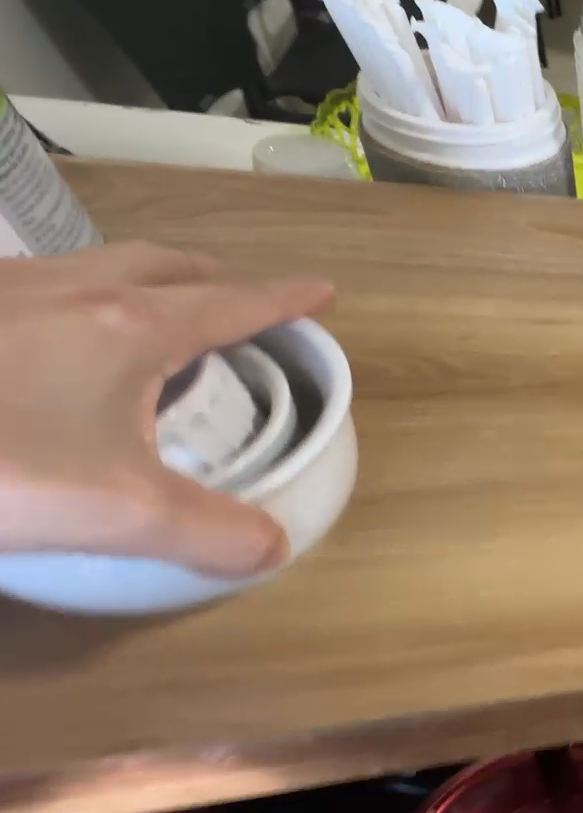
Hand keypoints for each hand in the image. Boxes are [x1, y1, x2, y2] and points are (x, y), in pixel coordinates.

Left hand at [0, 242, 333, 576]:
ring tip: (146, 323)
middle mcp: (61, 292)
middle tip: (240, 301)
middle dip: (213, 277)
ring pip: (81, 267)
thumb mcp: (114, 514)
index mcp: (129, 328)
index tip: (323, 293)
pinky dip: (60, 302)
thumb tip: (273, 548)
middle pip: (159, 264)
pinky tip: (38, 342)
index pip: (232, 304)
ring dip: (134, 284)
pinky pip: (17, 288)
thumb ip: (213, 532)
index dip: (285, 300)